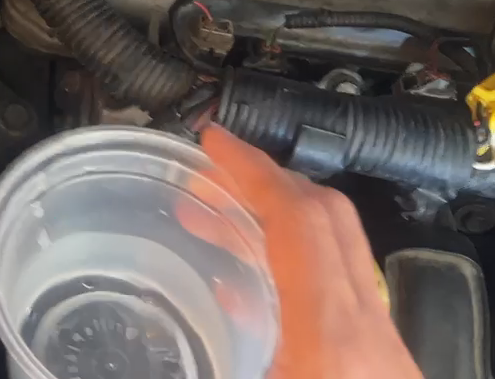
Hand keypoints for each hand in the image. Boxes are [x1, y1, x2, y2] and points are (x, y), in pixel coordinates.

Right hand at [201, 126, 422, 378]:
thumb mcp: (234, 374)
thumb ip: (185, 356)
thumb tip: (110, 352)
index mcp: (332, 339)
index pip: (296, 219)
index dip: (249, 168)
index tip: (208, 139)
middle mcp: (369, 338)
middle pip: (329, 224)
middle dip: (261, 182)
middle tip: (201, 175)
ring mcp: (384, 359)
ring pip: (338, 257)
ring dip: (273, 223)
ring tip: (211, 224)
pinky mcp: (384, 378)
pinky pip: (339, 295)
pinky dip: (288, 267)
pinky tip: (247, 296)